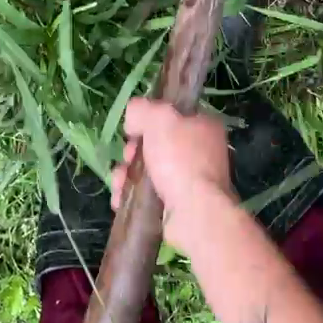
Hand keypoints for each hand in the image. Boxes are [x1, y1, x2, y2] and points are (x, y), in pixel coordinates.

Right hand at [110, 98, 238, 256]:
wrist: (194, 213)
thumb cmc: (180, 159)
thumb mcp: (159, 118)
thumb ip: (141, 109)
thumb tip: (133, 122)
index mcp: (203, 127)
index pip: (171, 115)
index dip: (148, 119)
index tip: (134, 129)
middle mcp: (200, 152)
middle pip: (155, 144)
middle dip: (133, 151)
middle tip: (129, 158)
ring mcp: (189, 181)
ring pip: (148, 171)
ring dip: (126, 175)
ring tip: (119, 183)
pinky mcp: (177, 205)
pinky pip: (147, 195)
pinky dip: (131, 195)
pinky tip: (120, 198)